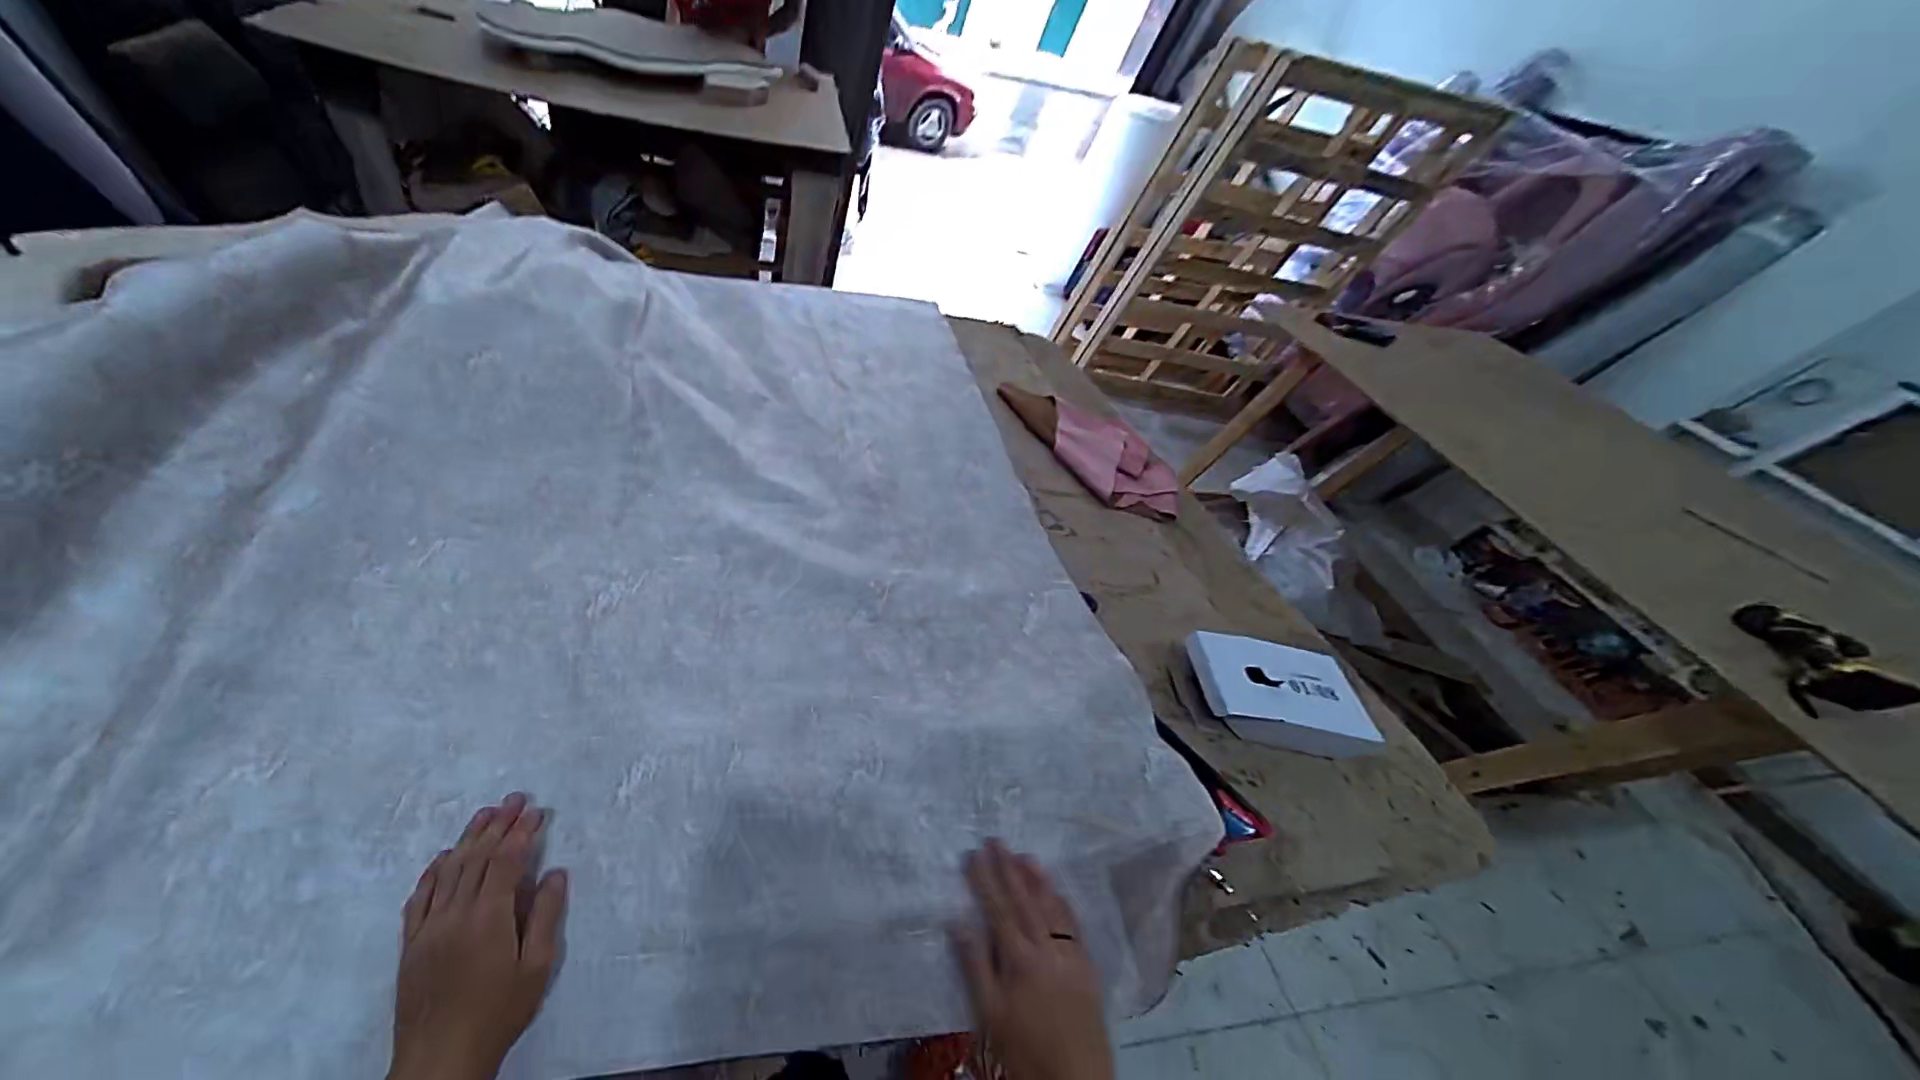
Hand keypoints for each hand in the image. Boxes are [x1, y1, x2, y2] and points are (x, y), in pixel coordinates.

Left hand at [388, 792, 568, 1079]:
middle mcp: (453, 915)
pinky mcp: (411, 945)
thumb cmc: (499, 1011)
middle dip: (498, 825)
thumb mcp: (537, 966)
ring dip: (468, 839)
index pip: (505, 861)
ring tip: (485, 814)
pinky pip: (419, 898)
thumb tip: (553, 873)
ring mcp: (427, 929)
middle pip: (476, 858)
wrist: (439, 1060)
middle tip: (515, 799)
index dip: (522, 832)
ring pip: (447, 872)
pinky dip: (433, 872)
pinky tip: (442, 857)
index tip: (537, 810)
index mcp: (487, 918)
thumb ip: (546, 916)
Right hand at [952, 840, 1113, 1079]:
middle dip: (1008, 868)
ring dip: (1037, 879)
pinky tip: (1057, 891)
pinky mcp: (1087, 966)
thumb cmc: (1024, 1051)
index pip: (998, 908)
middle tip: (996, 840)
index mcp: (1019, 958)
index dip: (984, 879)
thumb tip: (957, 921)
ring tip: (1024, 855)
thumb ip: (974, 965)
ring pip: (1051, 907)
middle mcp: (1046, 948)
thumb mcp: (989, 1014)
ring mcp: (1070, 954)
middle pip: (1024, 900)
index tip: (974, 854)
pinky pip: (1073, 925)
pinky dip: (1063, 903)